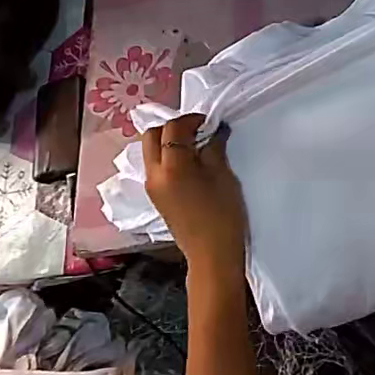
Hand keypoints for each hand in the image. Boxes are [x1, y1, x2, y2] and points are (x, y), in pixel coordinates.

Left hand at [144, 114, 247, 276]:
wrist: (212, 254)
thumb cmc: (223, 215)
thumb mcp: (223, 176)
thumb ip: (213, 149)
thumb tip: (212, 132)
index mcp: (171, 166)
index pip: (173, 128)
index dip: (191, 119)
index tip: (208, 122)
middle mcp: (154, 174)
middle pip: (152, 136)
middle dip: (173, 128)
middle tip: (197, 131)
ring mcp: (152, 187)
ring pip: (151, 152)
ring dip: (168, 142)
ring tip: (194, 147)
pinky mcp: (156, 197)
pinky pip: (155, 167)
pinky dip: (167, 158)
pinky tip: (190, 165)